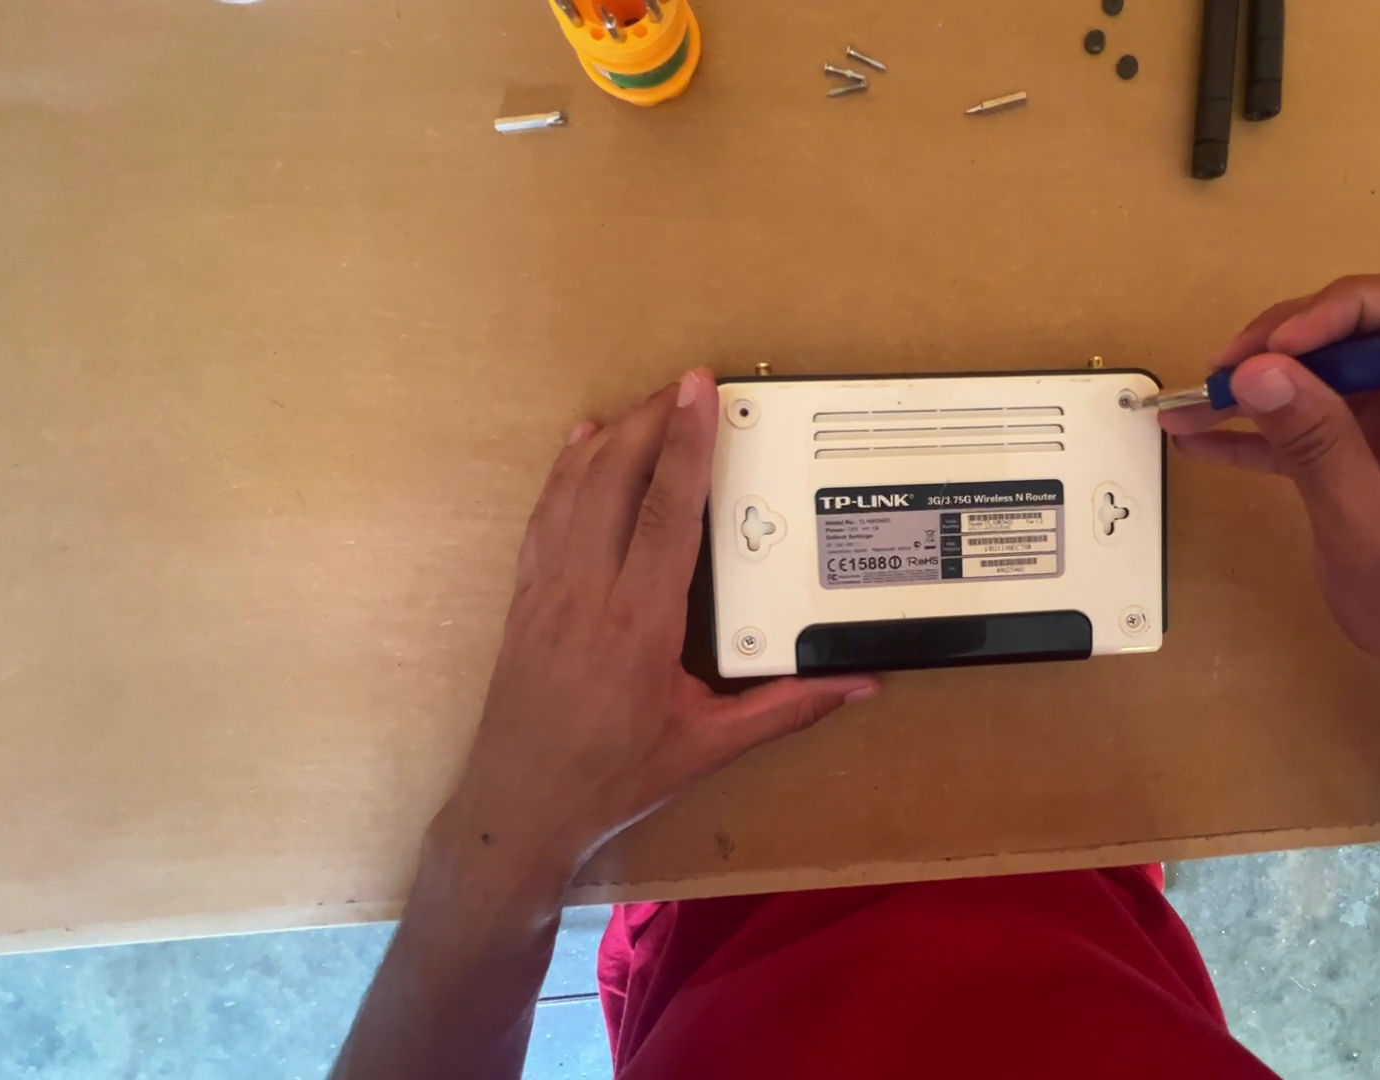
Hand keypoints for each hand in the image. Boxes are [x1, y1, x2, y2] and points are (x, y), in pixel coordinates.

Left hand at [437, 370, 878, 883]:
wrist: (518, 810)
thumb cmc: (616, 777)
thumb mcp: (711, 746)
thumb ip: (789, 708)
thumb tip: (860, 685)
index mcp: (640, 622)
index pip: (668, 513)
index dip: (686, 446)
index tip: (698, 394)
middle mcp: (588, 591)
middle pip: (615, 482)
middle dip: (650, 421)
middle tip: (684, 384)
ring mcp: (548, 589)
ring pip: (574, 489)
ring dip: (612, 437)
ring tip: (645, 403)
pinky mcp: (525, 595)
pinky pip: (543, 514)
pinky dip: (564, 470)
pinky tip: (579, 443)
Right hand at [1161, 275, 1379, 710]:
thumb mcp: (1365, 535)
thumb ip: (1316, 446)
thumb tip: (1257, 370)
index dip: (1350, 308)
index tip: (1275, 347)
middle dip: (1293, 345)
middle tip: (1220, 373)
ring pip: (1347, 376)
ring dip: (1271, 386)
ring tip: (1198, 404)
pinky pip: (1335, 424)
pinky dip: (1275, 430)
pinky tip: (1209, 439)